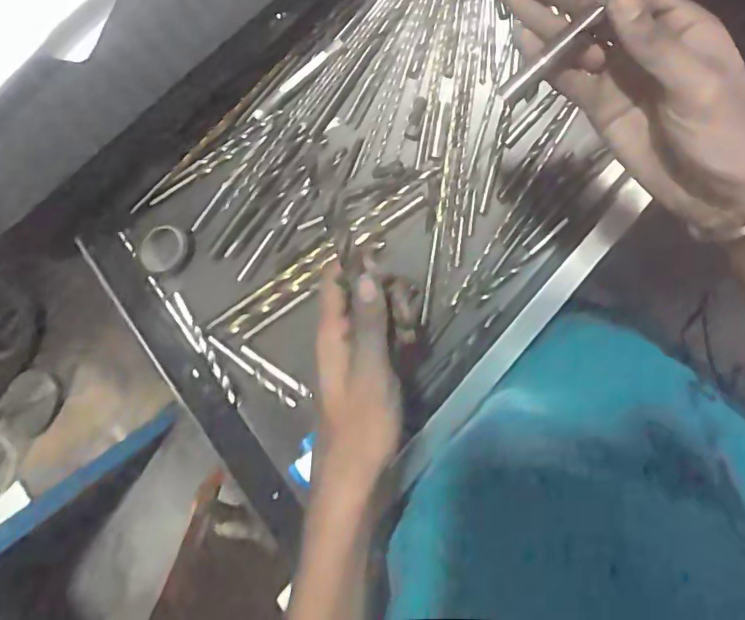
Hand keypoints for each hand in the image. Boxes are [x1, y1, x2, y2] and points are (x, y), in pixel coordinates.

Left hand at [313, 259, 402, 491]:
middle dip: (389, 294)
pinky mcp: (373, 374)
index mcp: (331, 335)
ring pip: (379, 316)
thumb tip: (366, 272)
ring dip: (399, 319)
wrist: (358, 487)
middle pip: (363, 294)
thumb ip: (369, 320)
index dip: (356, 262)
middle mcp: (341, 340)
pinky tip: (413, 353)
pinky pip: (387, 341)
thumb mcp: (371, 369)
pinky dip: (402, 341)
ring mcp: (357, 357)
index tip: (386, 256)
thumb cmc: (361, 428)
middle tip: (406, 315)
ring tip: (411, 341)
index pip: (334, 281)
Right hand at [504, 0, 744, 236]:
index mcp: (679, 26)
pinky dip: (548, 61)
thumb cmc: (723, 132)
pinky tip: (524, 41)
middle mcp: (644, 42)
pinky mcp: (601, 103)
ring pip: (578, 38)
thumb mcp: (696, 84)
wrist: (719, 198)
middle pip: (597, 8)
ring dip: (546, 18)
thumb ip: (653, 42)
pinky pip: (571, 77)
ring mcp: (620, 73)